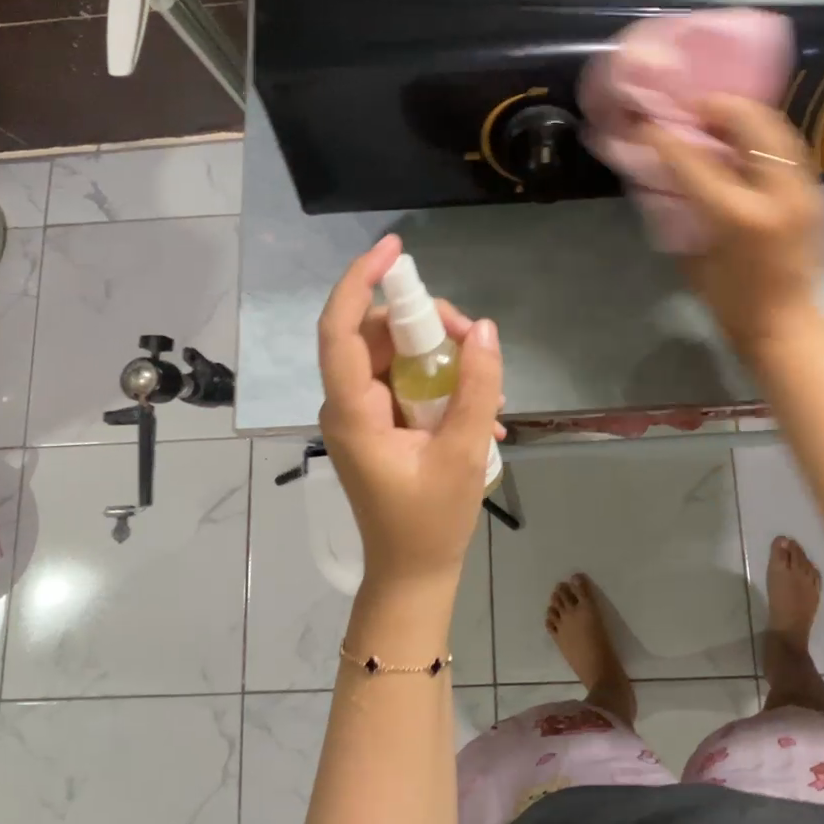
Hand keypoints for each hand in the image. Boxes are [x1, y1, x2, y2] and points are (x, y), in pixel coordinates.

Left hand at [317, 234, 504, 586]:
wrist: (413, 573)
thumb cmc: (431, 521)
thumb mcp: (465, 452)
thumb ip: (478, 388)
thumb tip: (485, 329)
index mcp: (353, 412)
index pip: (339, 330)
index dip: (358, 281)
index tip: (393, 250)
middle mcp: (347, 404)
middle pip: (373, 333)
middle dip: (423, 321)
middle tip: (474, 337)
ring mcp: (361, 413)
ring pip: (391, 352)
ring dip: (437, 350)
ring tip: (485, 377)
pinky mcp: (378, 422)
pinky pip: (402, 378)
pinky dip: (436, 375)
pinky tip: (478, 399)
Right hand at [636, 94, 823, 355]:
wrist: (787, 327)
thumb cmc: (731, 303)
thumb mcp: (694, 256)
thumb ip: (684, 207)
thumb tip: (668, 173)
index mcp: (740, 216)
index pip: (696, 160)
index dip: (666, 138)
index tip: (647, 124)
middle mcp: (777, 194)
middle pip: (751, 123)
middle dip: (717, 107)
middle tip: (692, 110)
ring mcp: (803, 191)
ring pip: (776, 129)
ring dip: (744, 117)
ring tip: (717, 120)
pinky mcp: (815, 195)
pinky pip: (788, 149)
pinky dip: (763, 137)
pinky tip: (742, 144)